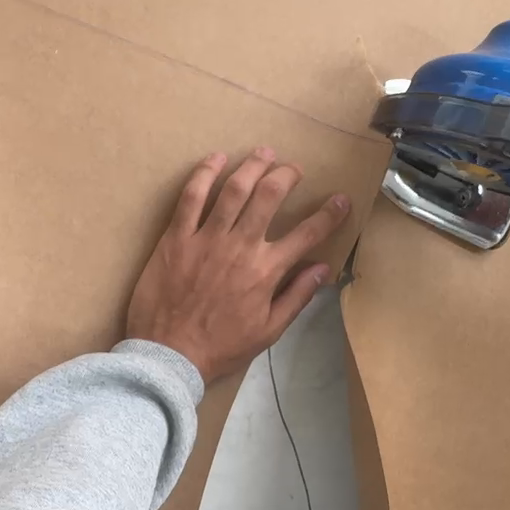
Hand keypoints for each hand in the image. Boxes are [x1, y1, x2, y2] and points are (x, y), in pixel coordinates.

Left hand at [127, 147, 349, 382]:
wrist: (169, 355)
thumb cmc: (220, 349)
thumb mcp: (267, 332)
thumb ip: (296, 297)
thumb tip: (322, 269)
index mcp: (266, 271)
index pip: (307, 234)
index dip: (329, 213)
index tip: (340, 200)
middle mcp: (240, 246)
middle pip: (270, 196)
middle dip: (287, 175)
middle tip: (293, 169)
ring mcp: (206, 238)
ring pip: (234, 188)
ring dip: (252, 165)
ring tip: (263, 154)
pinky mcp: (176, 238)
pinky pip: (191, 197)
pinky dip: (204, 173)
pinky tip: (215, 159)